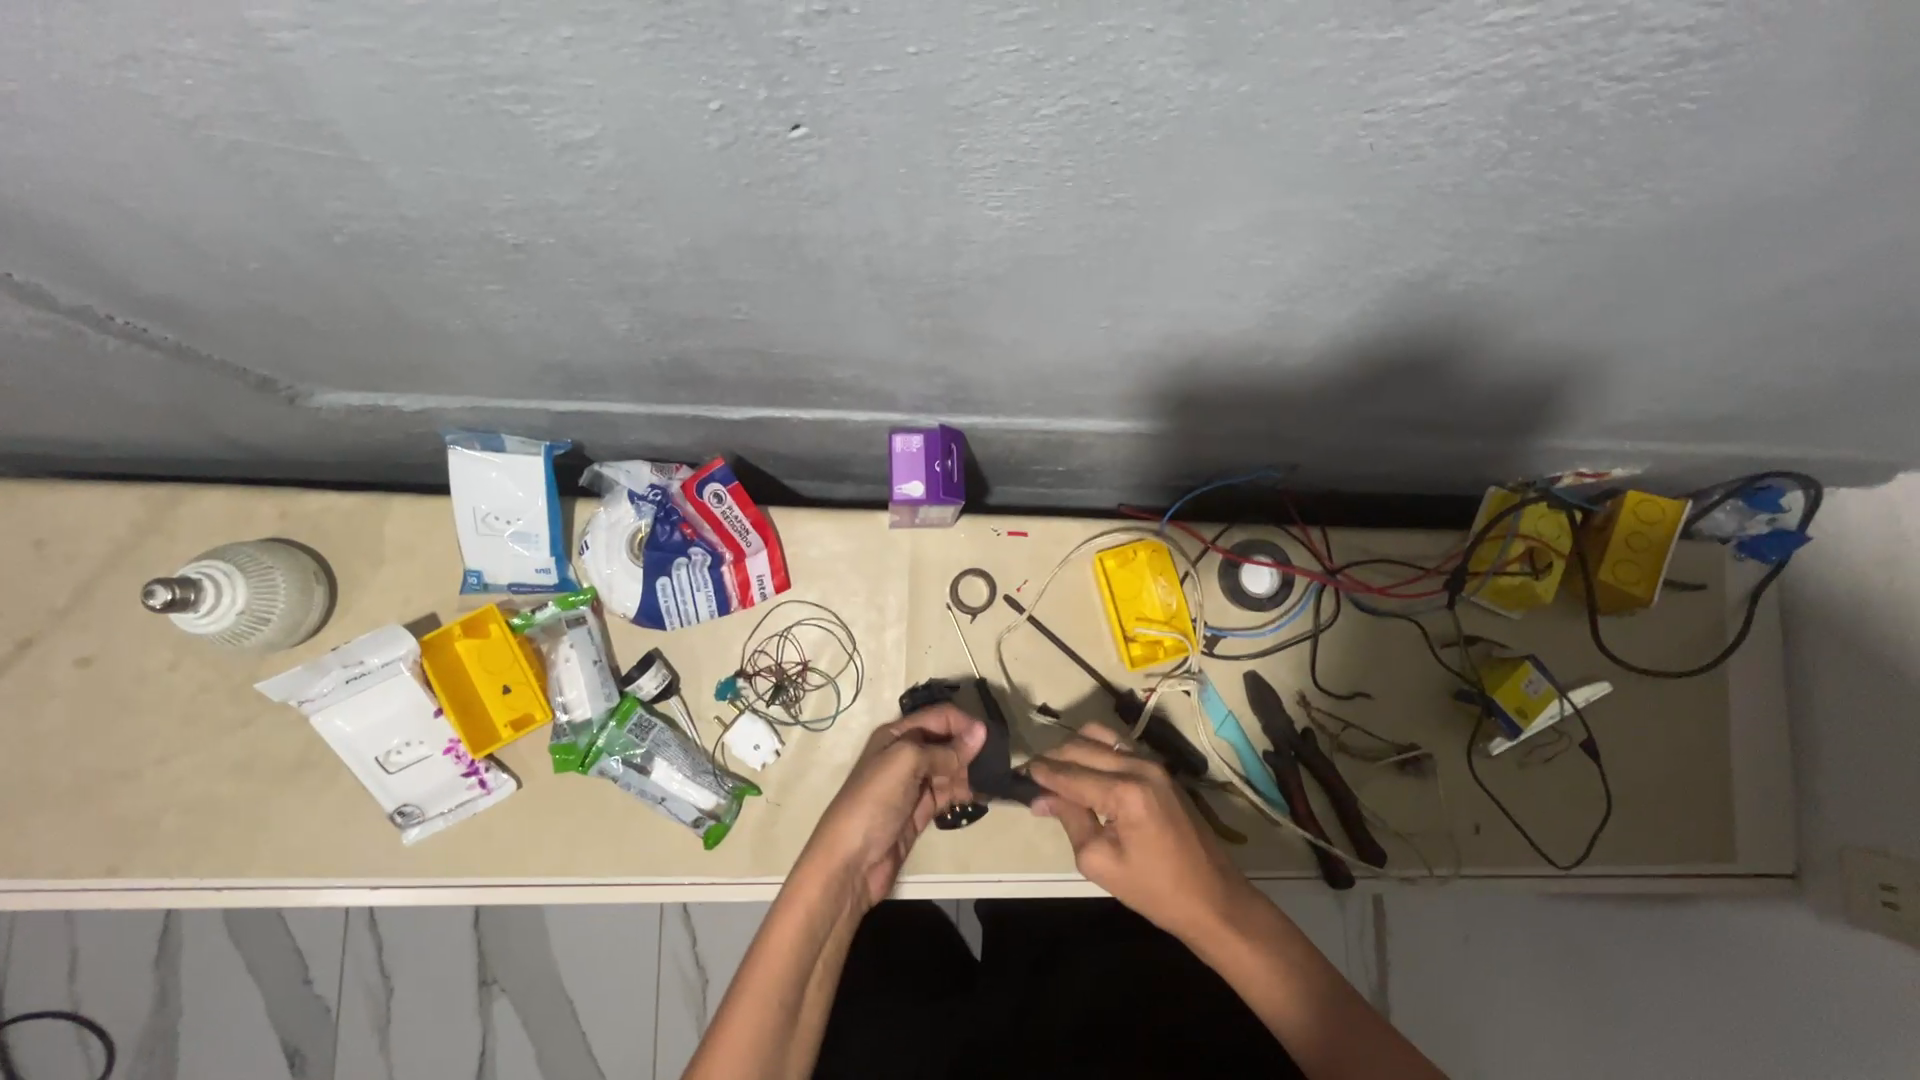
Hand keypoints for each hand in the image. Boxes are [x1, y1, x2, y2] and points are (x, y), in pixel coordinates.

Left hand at [797, 704, 985, 910]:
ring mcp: (914, 784)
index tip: (991, 738)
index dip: (964, 723)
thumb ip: (944, 750)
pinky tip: (987, 793)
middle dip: (972, 747)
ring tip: (999, 777)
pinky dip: (968, 791)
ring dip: (973, 770)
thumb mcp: (906, 763)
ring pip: (951, 768)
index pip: (938, 717)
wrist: (851, 862)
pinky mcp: (922, 810)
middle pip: (947, 741)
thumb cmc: (874, 802)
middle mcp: (906, 755)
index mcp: (896, 735)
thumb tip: (981, 731)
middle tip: (1001, 760)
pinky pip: (950, 793)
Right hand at [1028, 721, 1256, 941]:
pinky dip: (1096, 751)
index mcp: (1125, 792)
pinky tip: (1083, 771)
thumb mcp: (1100, 861)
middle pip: (1082, 747)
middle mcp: (1139, 766)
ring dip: (1074, 749)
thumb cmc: (1154, 890)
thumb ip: (1070, 820)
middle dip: (1053, 758)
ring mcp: (1154, 765)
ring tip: (1055, 772)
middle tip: (1031, 776)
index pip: (1069, 773)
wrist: (1213, 898)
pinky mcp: (1161, 771)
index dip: (1040, 773)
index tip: (1015, 774)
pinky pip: (1119, 747)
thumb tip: (1041, 798)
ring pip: (1101, 737)